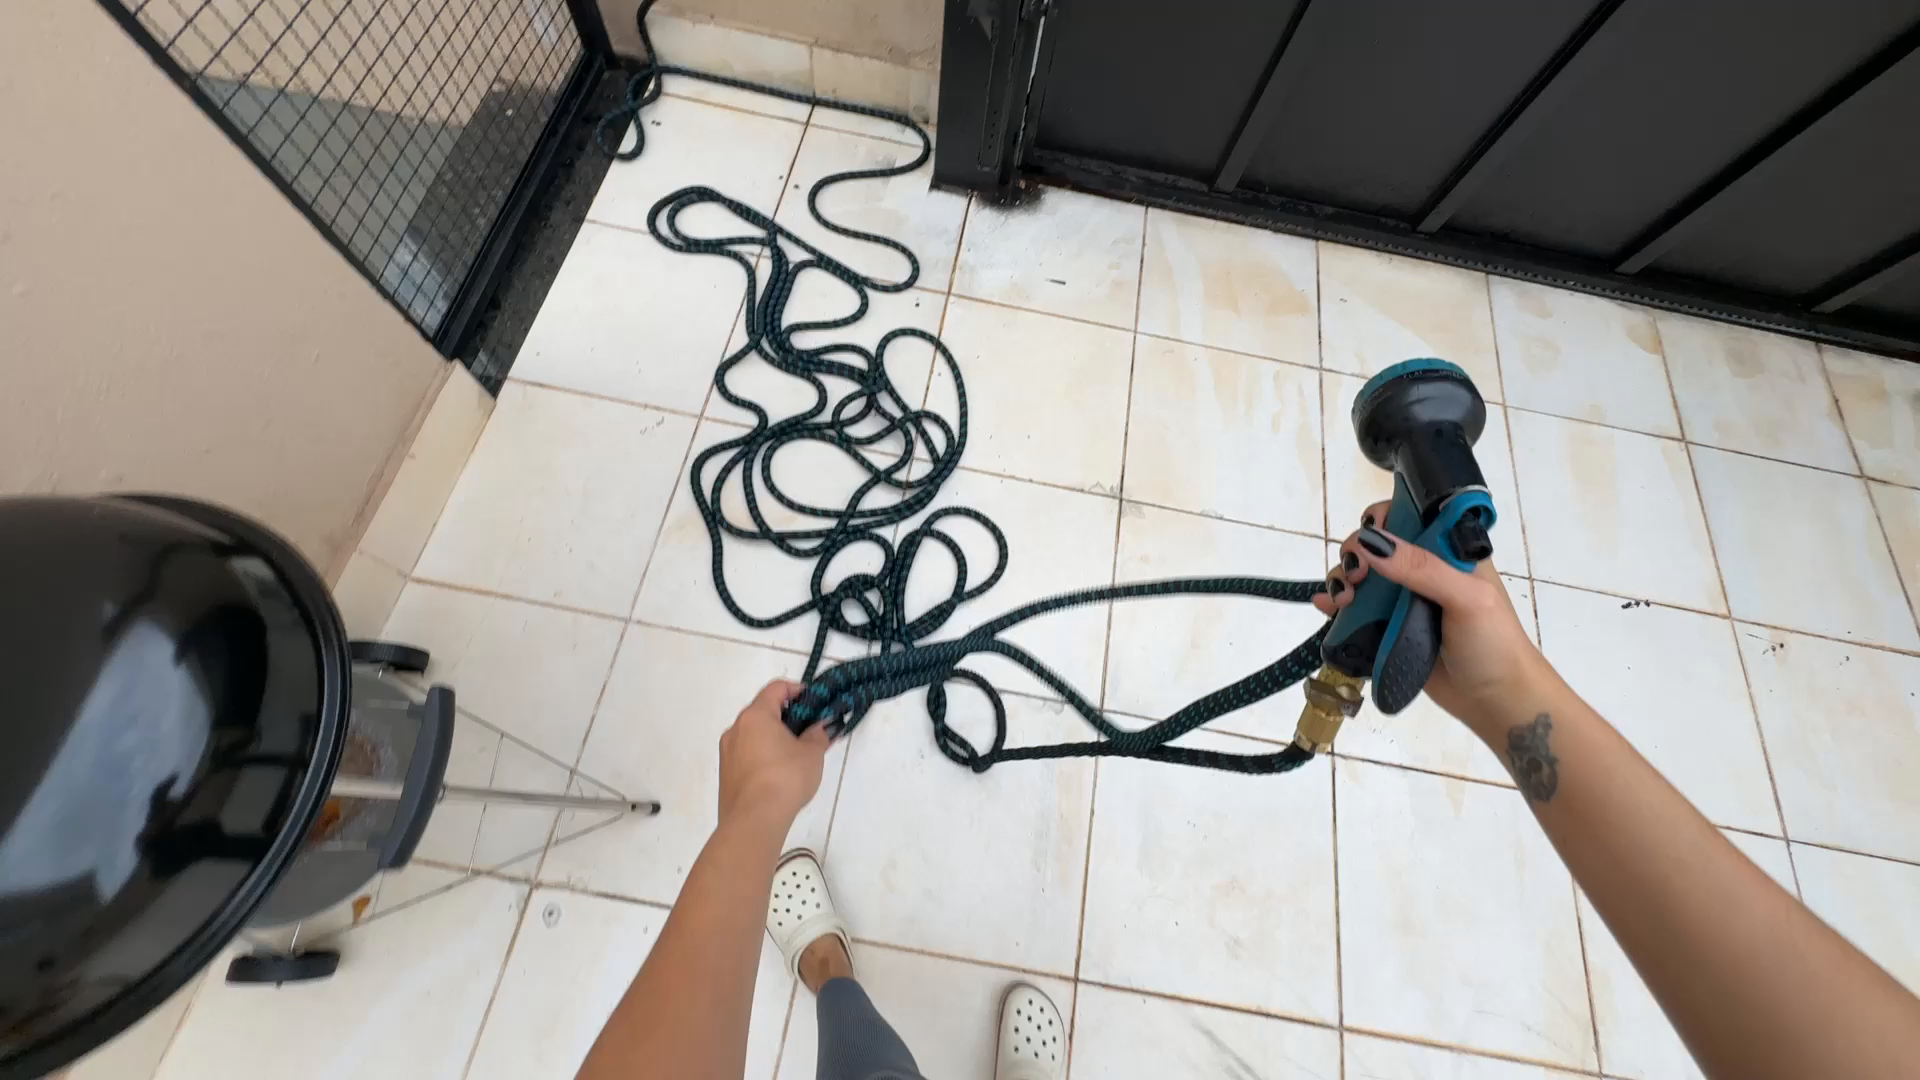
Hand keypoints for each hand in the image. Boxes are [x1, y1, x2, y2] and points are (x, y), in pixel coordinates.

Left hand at [717, 680, 830, 834]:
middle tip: (808, 730)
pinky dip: (763, 755)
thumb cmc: (786, 777)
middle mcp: (736, 729)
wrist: (754, 820)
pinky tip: (779, 773)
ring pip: (753, 735)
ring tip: (796, 755)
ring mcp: (727, 753)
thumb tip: (820, 727)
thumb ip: (818, 734)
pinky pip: (747, 754)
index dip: (797, 690)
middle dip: (787, 717)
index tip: (813, 703)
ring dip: (773, 737)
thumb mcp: (812, 753)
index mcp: (756, 716)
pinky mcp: (726, 775)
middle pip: (763, 711)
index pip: (776, 689)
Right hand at [1314, 501, 1554, 737]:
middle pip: (1374, 545)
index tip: (1371, 535)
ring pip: (1358, 575)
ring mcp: (1399, 599)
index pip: (1408, 517)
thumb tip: (1369, 543)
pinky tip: (1325, 607)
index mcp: (1446, 553)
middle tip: (1357, 577)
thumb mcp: (1466, 599)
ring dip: (1342, 580)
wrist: (1494, 701)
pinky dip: (1332, 604)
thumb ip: (1421, 569)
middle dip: (1355, 553)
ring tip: (1342, 602)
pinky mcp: (1382, 626)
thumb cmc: (1493, 645)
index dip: (1383, 519)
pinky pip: (1350, 608)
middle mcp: (1420, 571)